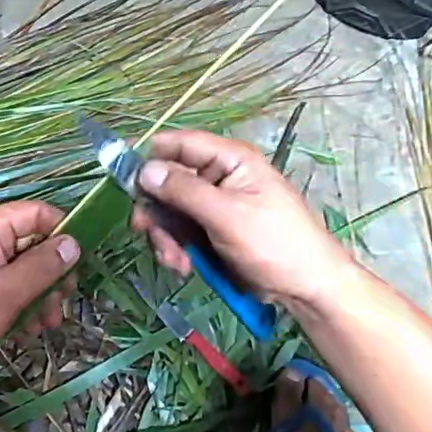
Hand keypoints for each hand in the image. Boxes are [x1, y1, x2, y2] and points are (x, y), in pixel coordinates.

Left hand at [0, 201, 79, 389]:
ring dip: (40, 294)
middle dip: (53, 273)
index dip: (63, 233)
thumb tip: (74, 243)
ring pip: (25, 268)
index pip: (38, 213)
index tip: (78, 266)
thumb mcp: (6, 294)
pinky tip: (26, 330)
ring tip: (43, 325)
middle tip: (62, 303)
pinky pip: (9, 285)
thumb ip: (43, 266)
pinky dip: (22, 304)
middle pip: (34, 241)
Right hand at [130, 130, 362, 309]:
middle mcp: (218, 176)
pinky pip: (181, 231)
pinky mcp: (212, 229)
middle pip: (168, 180)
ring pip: (170, 210)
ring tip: (175, 262)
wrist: (307, 288)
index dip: (149, 157)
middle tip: (146, 234)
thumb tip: (144, 169)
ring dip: (165, 236)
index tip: (124, 181)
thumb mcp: (227, 215)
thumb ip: (184, 190)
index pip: (178, 143)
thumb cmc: (275, 244)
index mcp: (229, 159)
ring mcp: (214, 204)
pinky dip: (176, 248)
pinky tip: (183, 267)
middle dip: (156, 210)